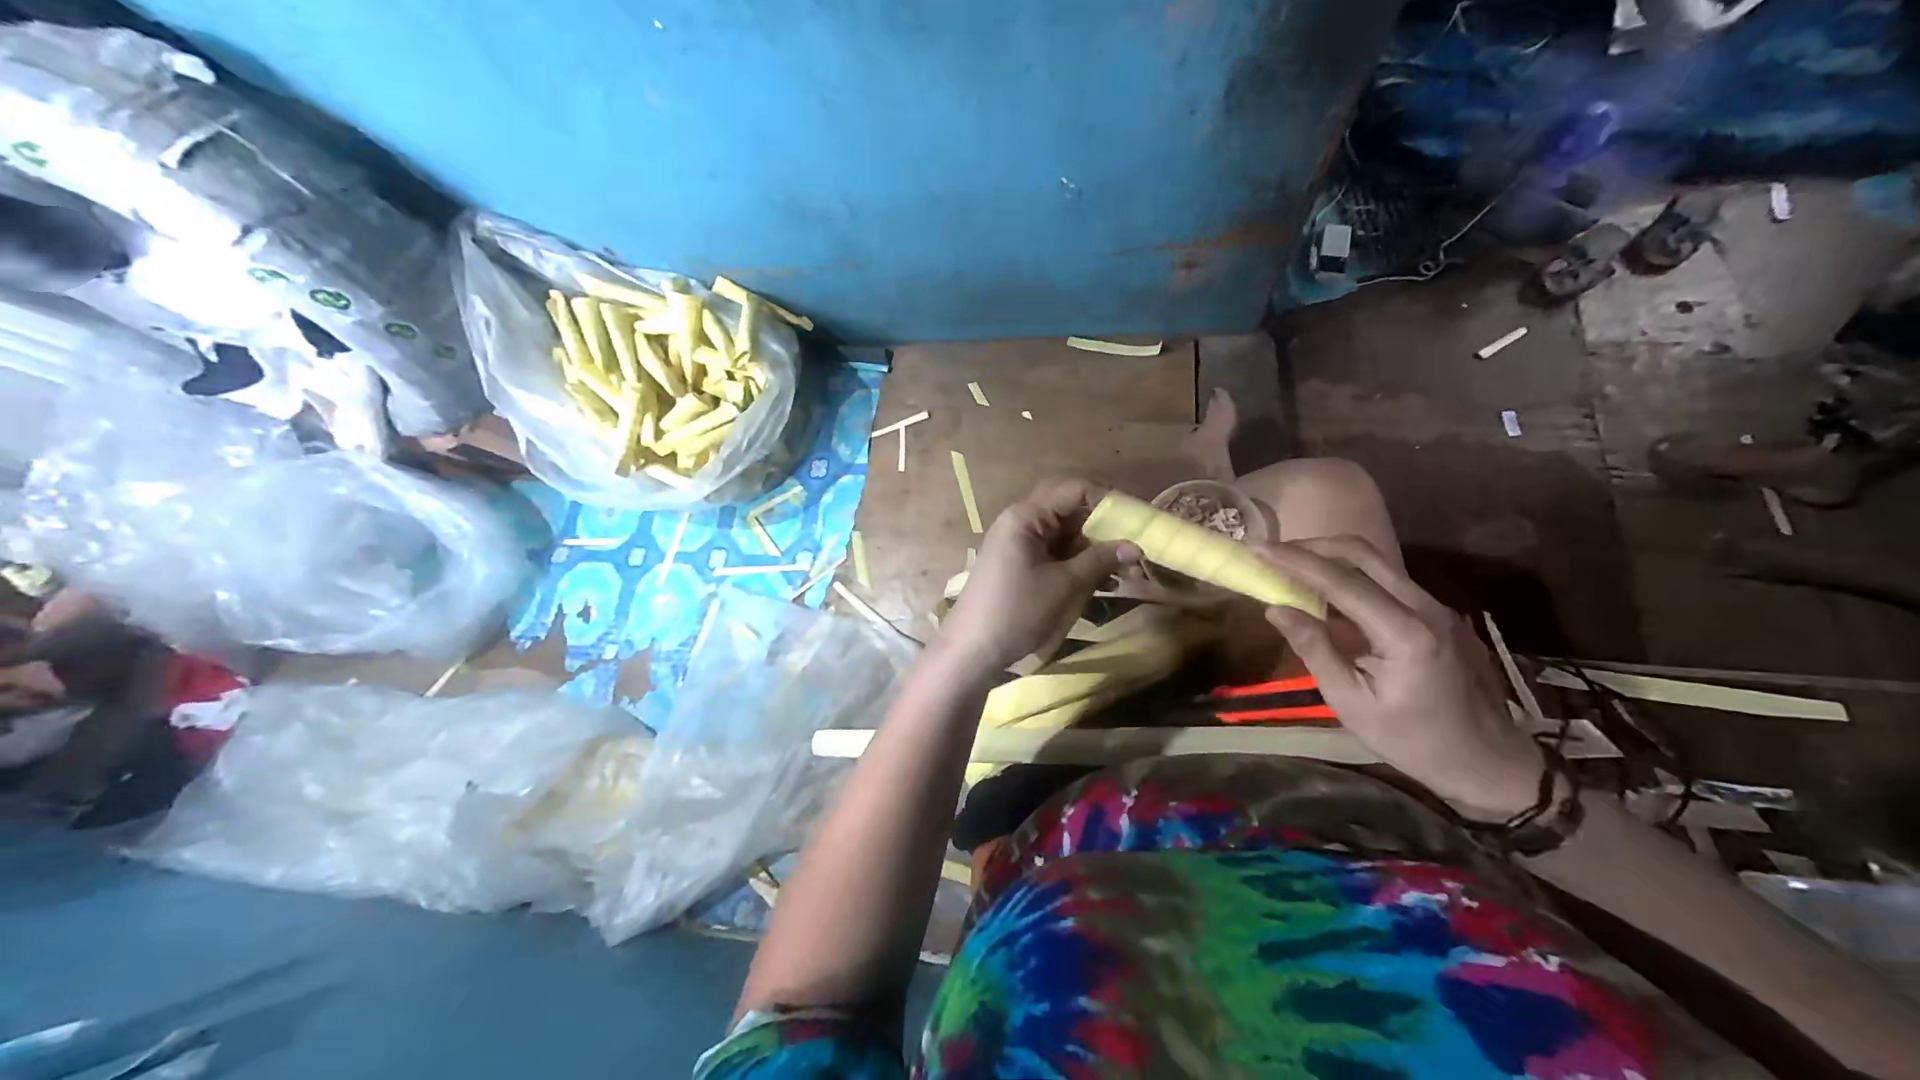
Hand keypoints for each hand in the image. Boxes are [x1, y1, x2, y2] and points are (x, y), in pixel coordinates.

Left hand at [938, 479, 1138, 672]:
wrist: (972, 649)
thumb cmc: (1017, 610)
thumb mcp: (1064, 585)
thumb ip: (1100, 560)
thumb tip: (1136, 546)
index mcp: (1026, 516)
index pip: (1075, 489)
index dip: (1109, 500)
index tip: (1138, 521)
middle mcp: (1021, 521)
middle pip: (1071, 509)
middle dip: (1104, 525)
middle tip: (1134, 543)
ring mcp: (1020, 543)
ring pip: (1066, 533)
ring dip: (1096, 548)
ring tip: (1127, 571)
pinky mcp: (1021, 564)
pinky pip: (1057, 553)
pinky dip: (1080, 562)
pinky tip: (1104, 583)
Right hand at [1254, 536, 1545, 819]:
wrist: (1489, 762)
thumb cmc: (1413, 741)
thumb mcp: (1351, 703)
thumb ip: (1315, 650)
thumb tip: (1276, 608)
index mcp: (1405, 633)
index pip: (1342, 581)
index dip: (1296, 561)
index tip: (1258, 548)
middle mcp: (1427, 608)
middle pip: (1364, 554)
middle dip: (1314, 547)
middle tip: (1274, 553)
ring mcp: (1439, 608)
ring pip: (1379, 563)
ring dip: (1333, 558)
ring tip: (1294, 569)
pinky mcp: (1441, 615)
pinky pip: (1391, 582)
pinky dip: (1354, 577)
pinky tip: (1330, 597)